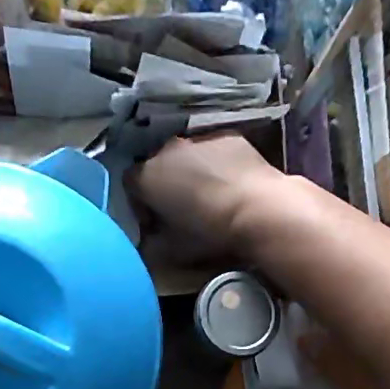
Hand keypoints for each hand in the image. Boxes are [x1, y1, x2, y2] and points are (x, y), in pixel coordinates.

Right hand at [127, 133, 286, 259]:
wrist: (260, 210)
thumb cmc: (209, 233)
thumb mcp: (172, 252)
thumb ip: (151, 244)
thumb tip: (147, 240)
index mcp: (146, 177)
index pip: (130, 185)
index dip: (139, 204)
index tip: (153, 222)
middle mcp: (167, 150)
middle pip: (158, 166)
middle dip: (165, 185)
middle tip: (181, 210)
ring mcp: (199, 139)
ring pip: (187, 156)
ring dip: (191, 173)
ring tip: (209, 197)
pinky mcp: (229, 136)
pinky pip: (214, 151)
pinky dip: (217, 165)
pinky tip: (230, 185)